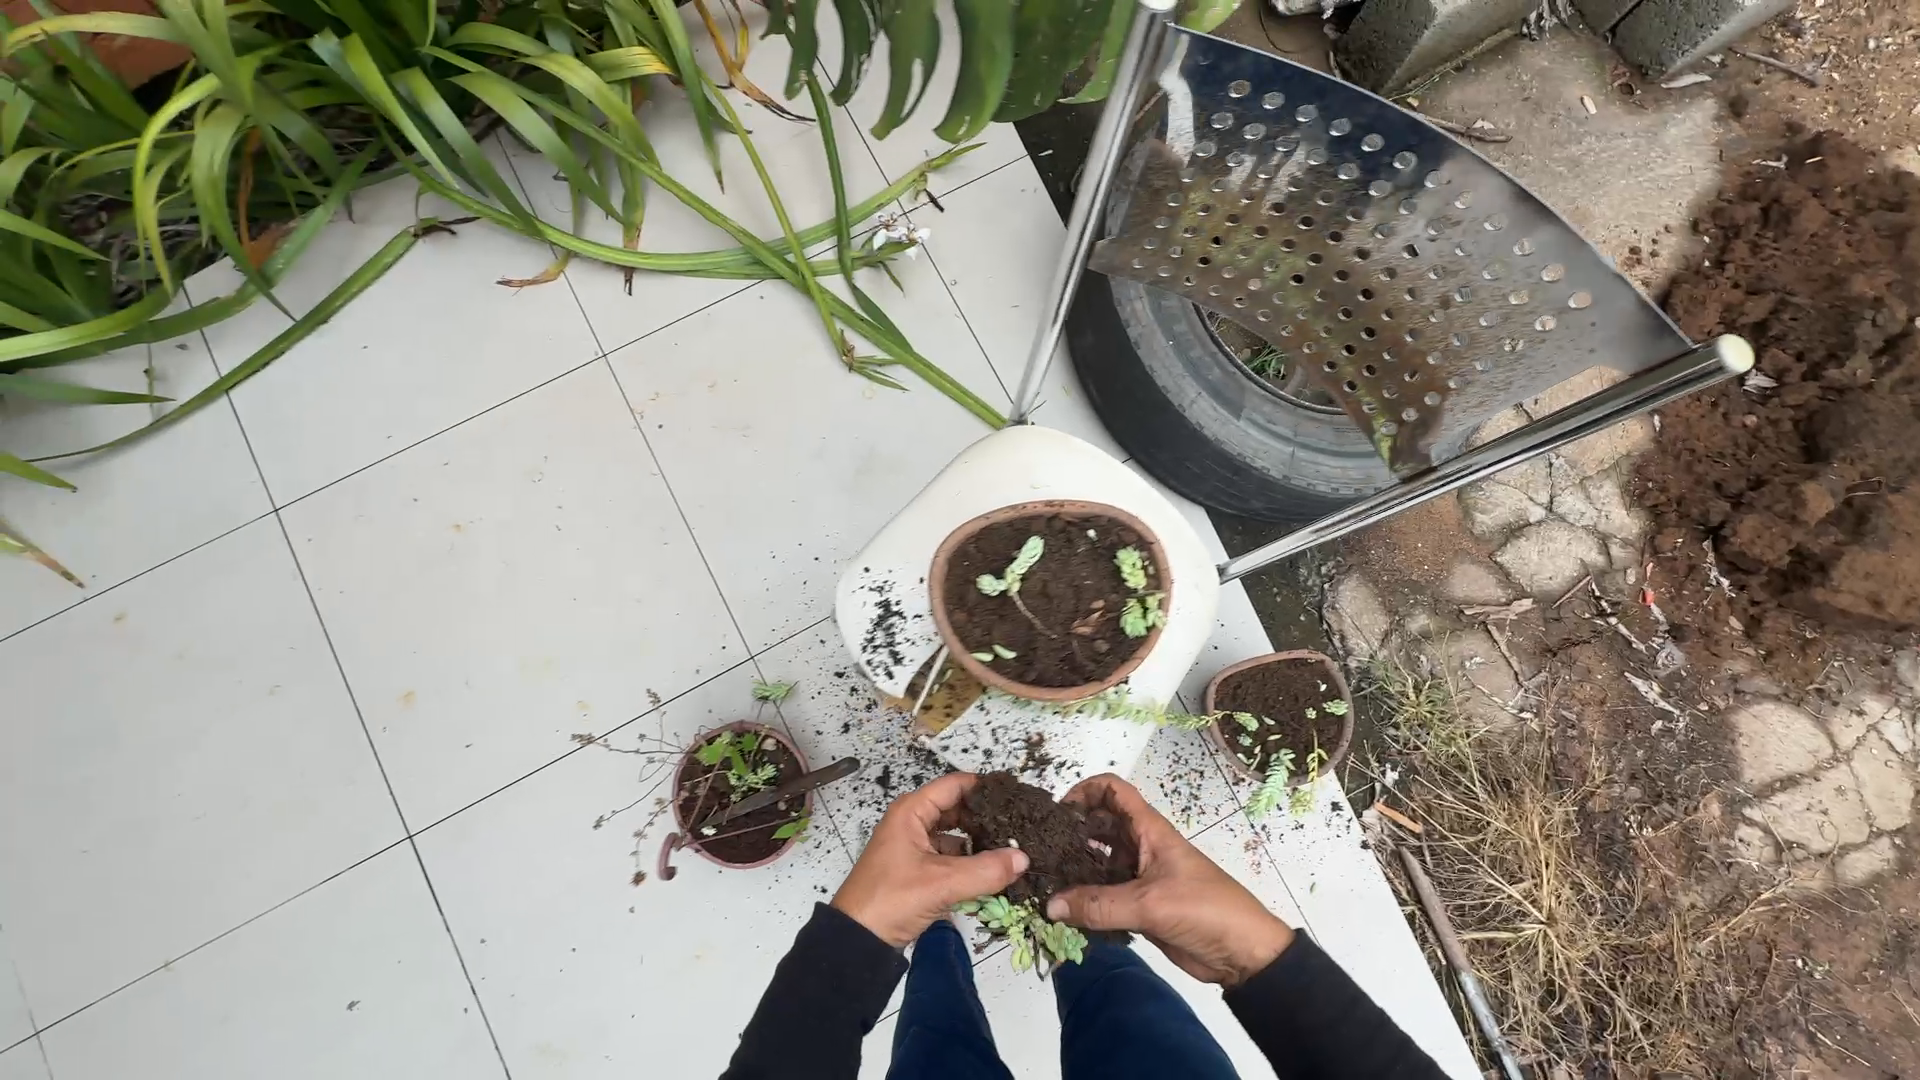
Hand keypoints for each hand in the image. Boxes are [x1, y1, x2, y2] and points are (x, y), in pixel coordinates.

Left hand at [833, 773, 1029, 947]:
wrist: (856, 941)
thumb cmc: (892, 899)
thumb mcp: (941, 883)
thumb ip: (985, 871)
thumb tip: (1024, 858)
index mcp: (912, 811)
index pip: (955, 785)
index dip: (984, 788)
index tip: (1016, 796)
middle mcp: (912, 822)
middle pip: (956, 809)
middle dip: (985, 818)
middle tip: (1019, 825)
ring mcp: (913, 847)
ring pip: (954, 836)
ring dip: (978, 843)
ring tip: (1012, 849)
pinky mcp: (916, 871)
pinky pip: (948, 858)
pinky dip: (967, 863)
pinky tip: (991, 874)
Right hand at [1045, 773, 1294, 987]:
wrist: (1243, 953)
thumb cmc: (1204, 909)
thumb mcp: (1150, 904)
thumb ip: (1099, 905)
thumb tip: (1049, 904)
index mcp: (1148, 829)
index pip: (1112, 790)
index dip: (1085, 790)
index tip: (1060, 812)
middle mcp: (1139, 845)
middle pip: (1099, 825)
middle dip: (1071, 832)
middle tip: (1041, 850)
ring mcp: (1138, 875)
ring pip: (1099, 861)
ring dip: (1075, 868)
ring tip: (1046, 880)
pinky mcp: (1138, 905)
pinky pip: (1104, 894)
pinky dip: (1085, 898)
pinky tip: (1064, 910)